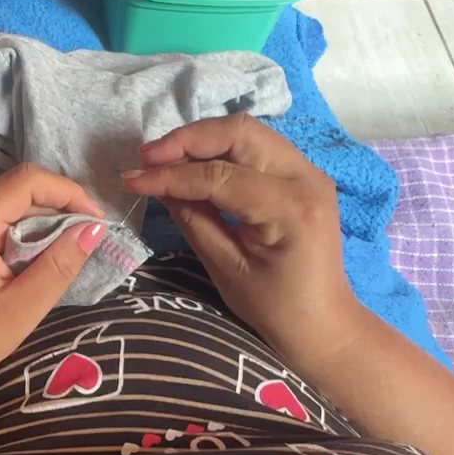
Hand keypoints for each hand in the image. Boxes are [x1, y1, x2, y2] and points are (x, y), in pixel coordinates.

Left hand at [0, 164, 106, 390]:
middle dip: (60, 205)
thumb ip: (58, 267)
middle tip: (90, 236)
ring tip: (72, 247)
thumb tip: (94, 229)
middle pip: (19, 187)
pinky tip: (41, 253)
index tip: (97, 221)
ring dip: (45, 217)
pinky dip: (25, 227)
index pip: (26, 181)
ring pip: (11, 200)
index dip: (68, 192)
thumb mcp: (20, 311)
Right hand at [121, 114, 362, 368]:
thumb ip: (192, 218)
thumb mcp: (224, 267)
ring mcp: (308, 171)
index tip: (132, 179)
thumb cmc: (273, 306)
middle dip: (187, 140)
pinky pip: (256, 147)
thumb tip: (155, 183)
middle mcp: (306, 177)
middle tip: (146, 158)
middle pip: (239, 133)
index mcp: (289, 208)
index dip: (171, 174)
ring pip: (247, 132)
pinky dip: (220, 149)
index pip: (219, 175)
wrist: (321, 322)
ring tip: (162, 159)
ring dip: (201, 140)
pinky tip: (192, 164)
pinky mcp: (302, 174)